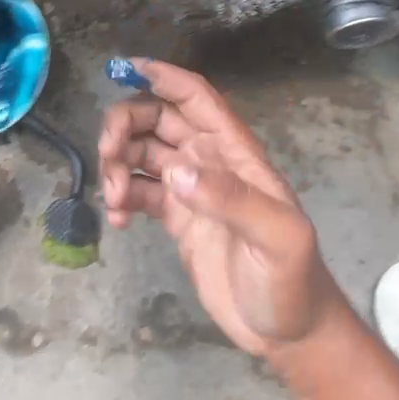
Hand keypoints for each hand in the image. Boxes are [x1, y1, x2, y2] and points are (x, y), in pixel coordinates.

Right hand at [97, 58, 354, 363]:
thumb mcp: (277, 239)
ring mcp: (190, 188)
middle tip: (108, 153)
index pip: (196, 98)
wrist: (287, 332)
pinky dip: (121, 197)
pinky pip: (138, 190)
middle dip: (126, 124)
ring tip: (114, 198)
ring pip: (141, 151)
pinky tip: (119, 221)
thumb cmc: (290, 280)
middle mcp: (208, 160)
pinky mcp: (175, 216)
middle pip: (157, 118)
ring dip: (118, 163)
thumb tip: (176, 172)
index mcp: (234, 152)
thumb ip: (232, 201)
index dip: (165, 77)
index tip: (127, 67)